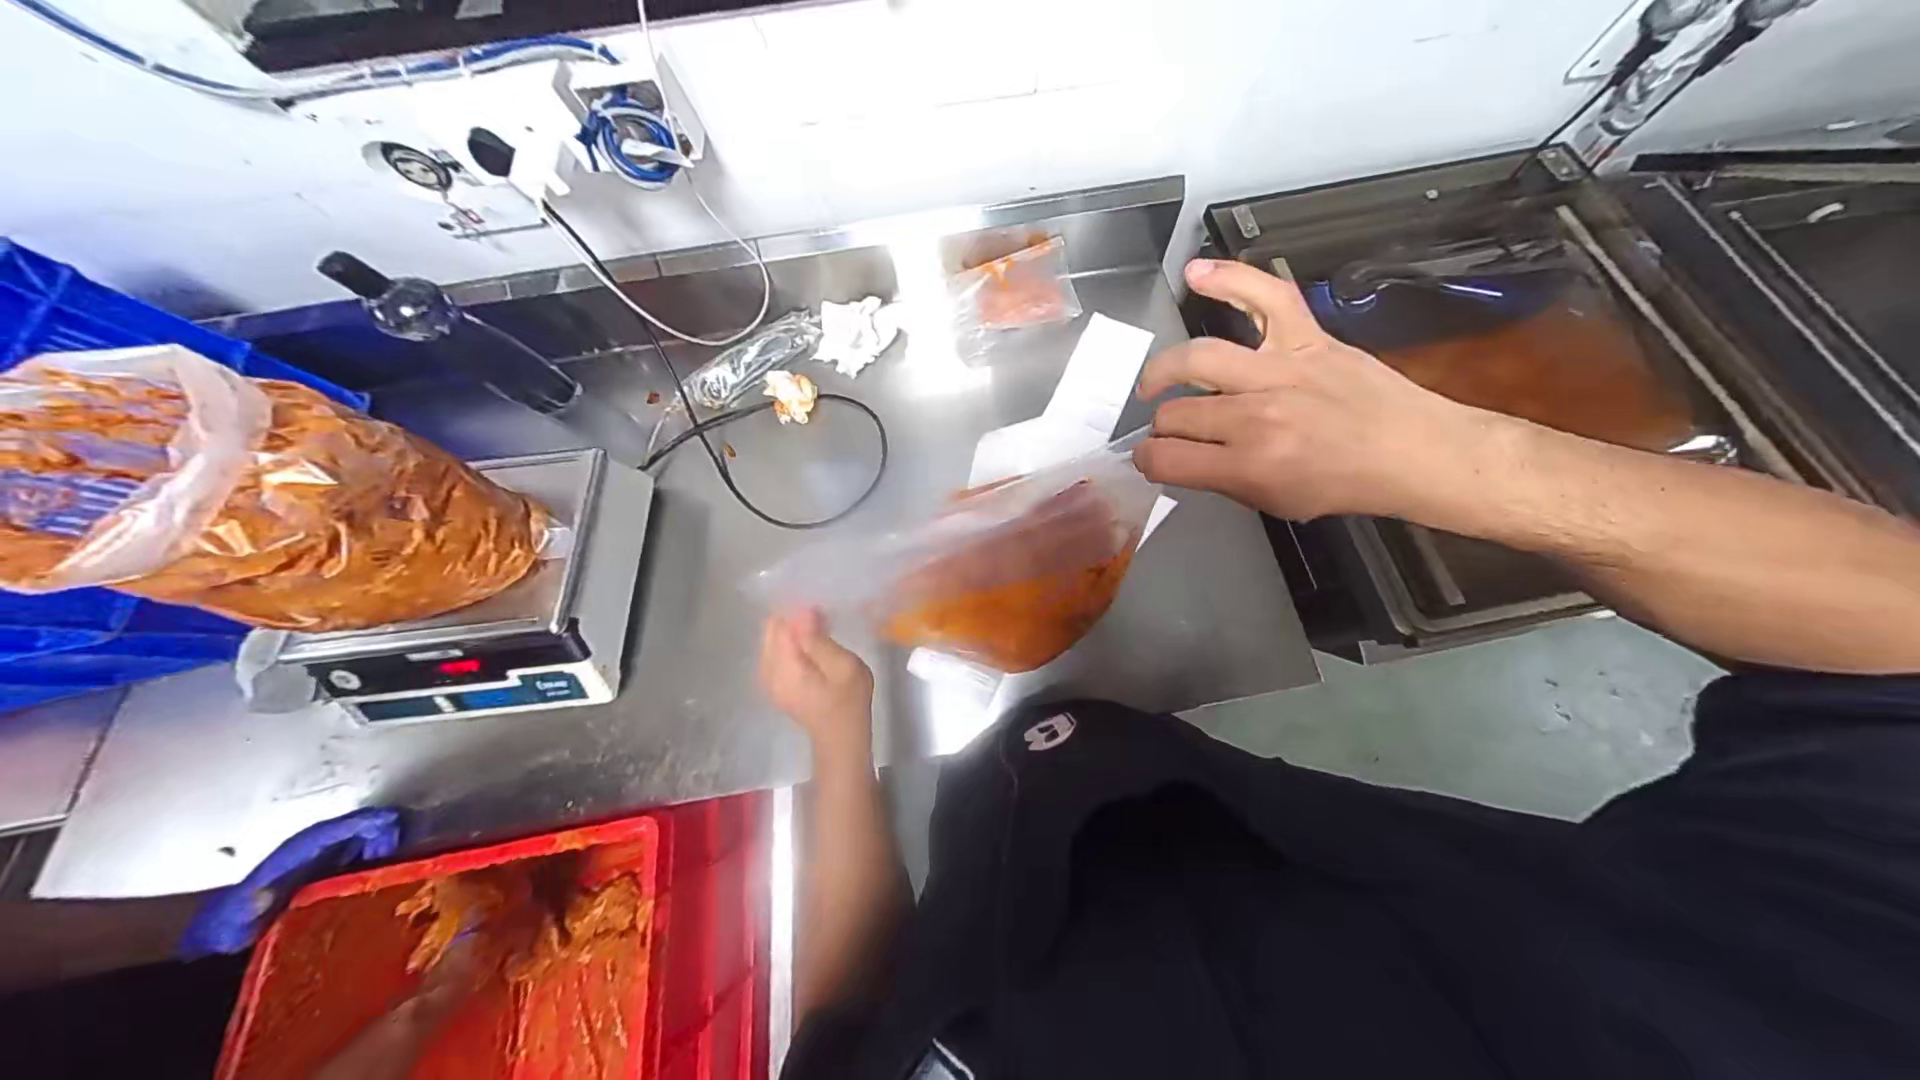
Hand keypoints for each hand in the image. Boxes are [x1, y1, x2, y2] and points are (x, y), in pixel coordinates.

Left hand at [759, 610, 874, 762]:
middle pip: (771, 629)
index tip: (821, 612)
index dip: (799, 612)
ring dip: (794, 632)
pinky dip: (792, 645)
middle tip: (823, 623)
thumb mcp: (843, 666)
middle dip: (794, 620)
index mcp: (782, 667)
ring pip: (773, 639)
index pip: (779, 624)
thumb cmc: (848, 701)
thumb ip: (818, 640)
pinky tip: (812, 649)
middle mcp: (767, 671)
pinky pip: (776, 652)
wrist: (841, 737)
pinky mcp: (774, 682)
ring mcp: (768, 678)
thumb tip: (802, 613)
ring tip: (821, 634)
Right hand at [1134, 259, 1490, 521]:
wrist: (1412, 453)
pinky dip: (1228, 279)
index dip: (1148, 460)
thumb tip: (1180, 458)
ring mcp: (1281, 371)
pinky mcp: (1305, 340)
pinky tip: (1195, 274)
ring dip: (1162, 373)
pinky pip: (1264, 297)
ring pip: (1196, 360)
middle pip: (1176, 414)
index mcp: (1249, 464)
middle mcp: (1258, 416)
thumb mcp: (1272, 502)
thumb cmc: (1344, 482)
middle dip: (1162, 427)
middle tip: (1172, 431)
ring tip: (1155, 384)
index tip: (1151, 458)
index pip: (1166, 458)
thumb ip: (1218, 478)